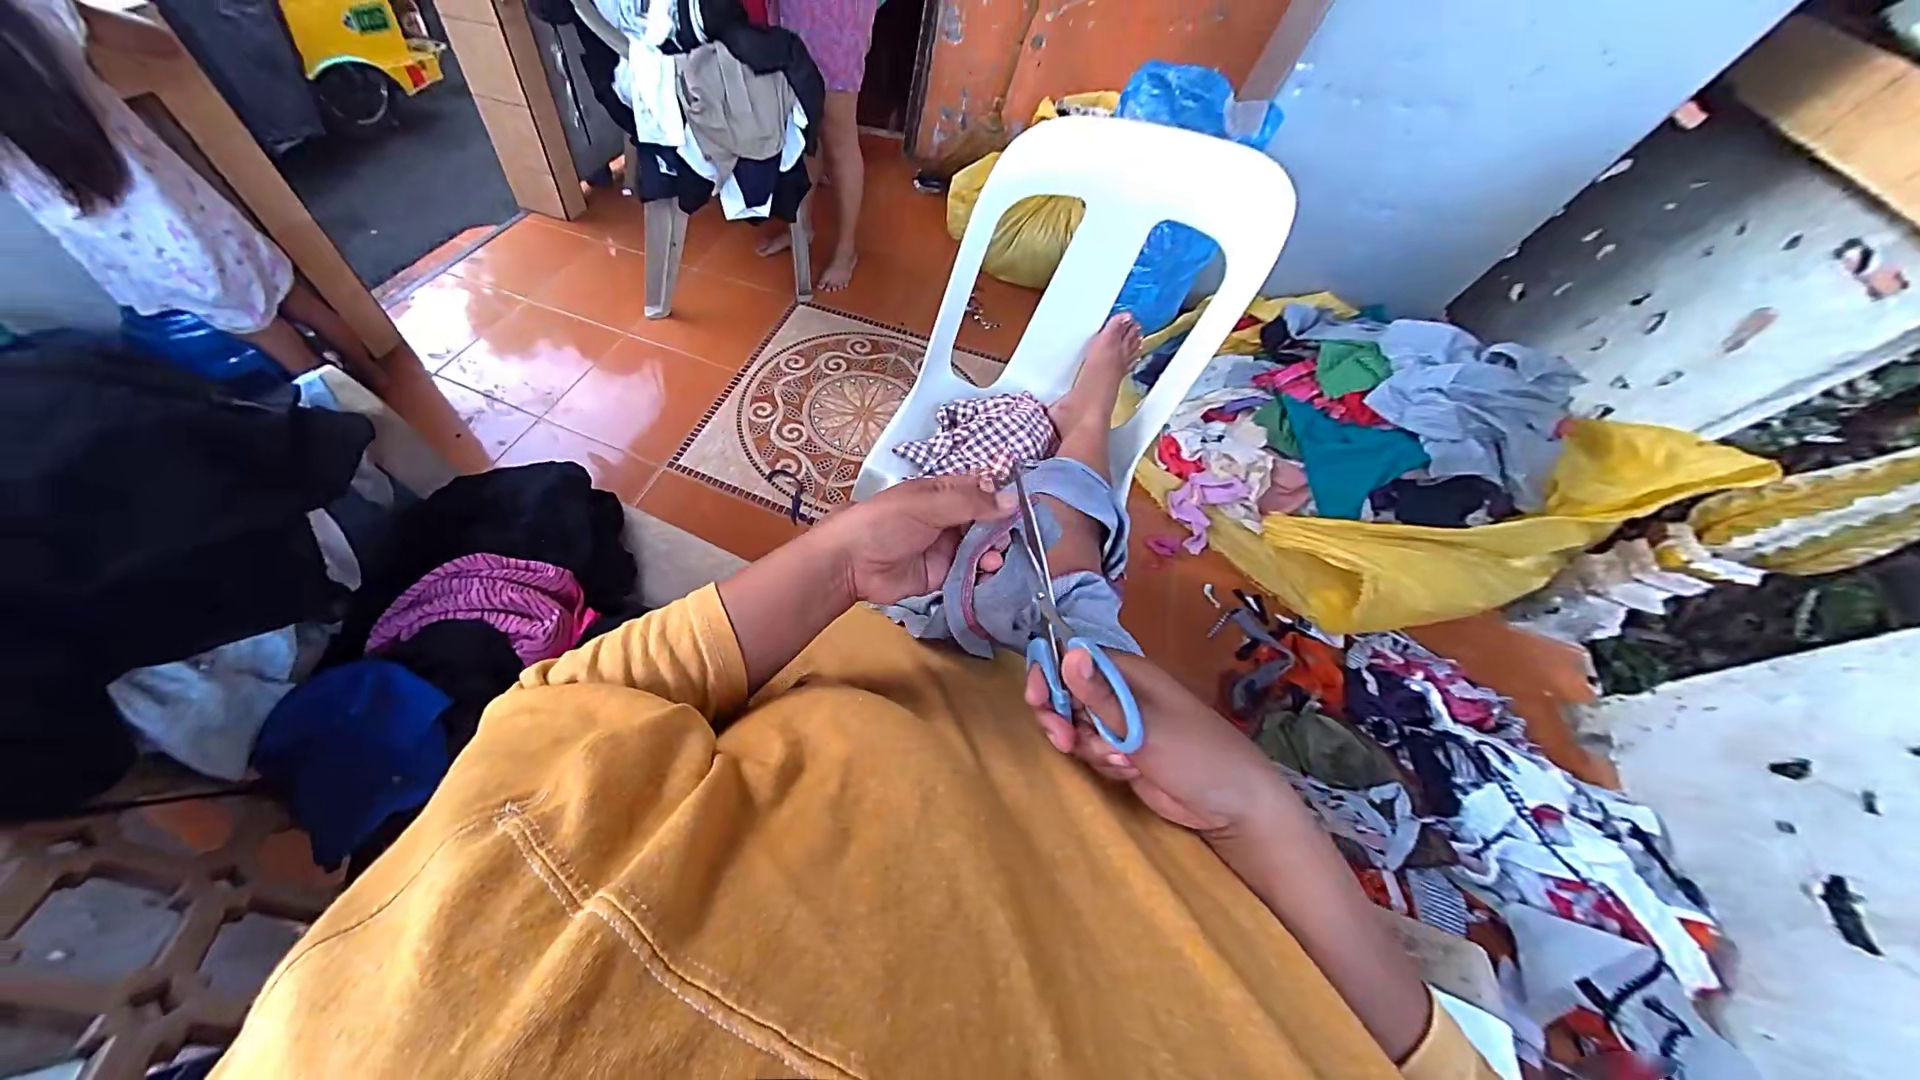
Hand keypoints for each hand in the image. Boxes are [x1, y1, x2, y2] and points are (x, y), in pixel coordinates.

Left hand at [813, 474, 1015, 605]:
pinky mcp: (944, 574)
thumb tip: (1012, 501)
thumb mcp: (928, 504)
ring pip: (983, 548)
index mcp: (944, 493)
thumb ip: (970, 503)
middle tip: (1007, 541)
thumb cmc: (885, 522)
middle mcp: (950, 518)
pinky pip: (971, 573)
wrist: (850, 563)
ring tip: (994, 561)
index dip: (1004, 498)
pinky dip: (984, 574)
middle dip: (1002, 531)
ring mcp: (947, 547)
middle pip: (988, 522)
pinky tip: (989, 575)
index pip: (983, 491)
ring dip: (994, 553)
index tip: (1028, 508)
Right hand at [1024, 649, 1286, 835]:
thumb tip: (1068, 651)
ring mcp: (1120, 723)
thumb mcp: (1144, 725)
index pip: (1070, 659)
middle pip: (1066, 693)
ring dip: (1086, 746)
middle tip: (1065, 741)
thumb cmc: (1195, 753)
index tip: (1038, 700)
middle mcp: (1118, 691)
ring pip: (1075, 726)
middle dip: (1061, 718)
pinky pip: (1090, 750)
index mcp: (1125, 671)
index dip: (1049, 674)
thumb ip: (1100, 694)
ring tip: (1119, 761)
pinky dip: (1100, 762)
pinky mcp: (1121, 752)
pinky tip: (1128, 771)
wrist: (1234, 807)